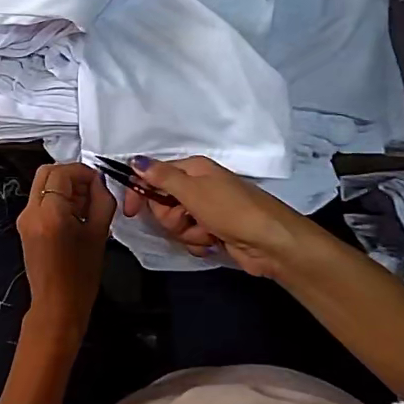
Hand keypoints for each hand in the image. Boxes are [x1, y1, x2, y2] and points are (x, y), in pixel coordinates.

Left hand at [17, 162, 115, 343]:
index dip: (82, 172)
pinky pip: (40, 200)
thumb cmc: (82, 274)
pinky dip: (56, 199)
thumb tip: (98, 182)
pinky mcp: (24, 226)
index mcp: (50, 212)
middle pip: (46, 173)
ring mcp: (24, 218)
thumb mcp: (99, 234)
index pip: (62, 172)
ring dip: (63, 187)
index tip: (99, 183)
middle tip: (91, 191)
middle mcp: (31, 210)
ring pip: (42, 185)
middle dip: (71, 175)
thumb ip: (102, 200)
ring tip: (85, 206)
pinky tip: (73, 216)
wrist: (57, 305)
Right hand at [119, 156, 310, 278]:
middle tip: (188, 218)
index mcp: (193, 169)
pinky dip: (198, 243)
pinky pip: (189, 238)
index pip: (153, 175)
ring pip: (174, 223)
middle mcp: (198, 186)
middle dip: (170, 217)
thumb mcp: (193, 190)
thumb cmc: (232, 210)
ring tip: (207, 232)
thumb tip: (135, 160)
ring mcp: (205, 210)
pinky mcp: (212, 231)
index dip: (139, 192)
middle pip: (161, 203)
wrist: (272, 243)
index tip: (131, 211)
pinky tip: (213, 243)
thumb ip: (161, 176)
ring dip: (187, 232)